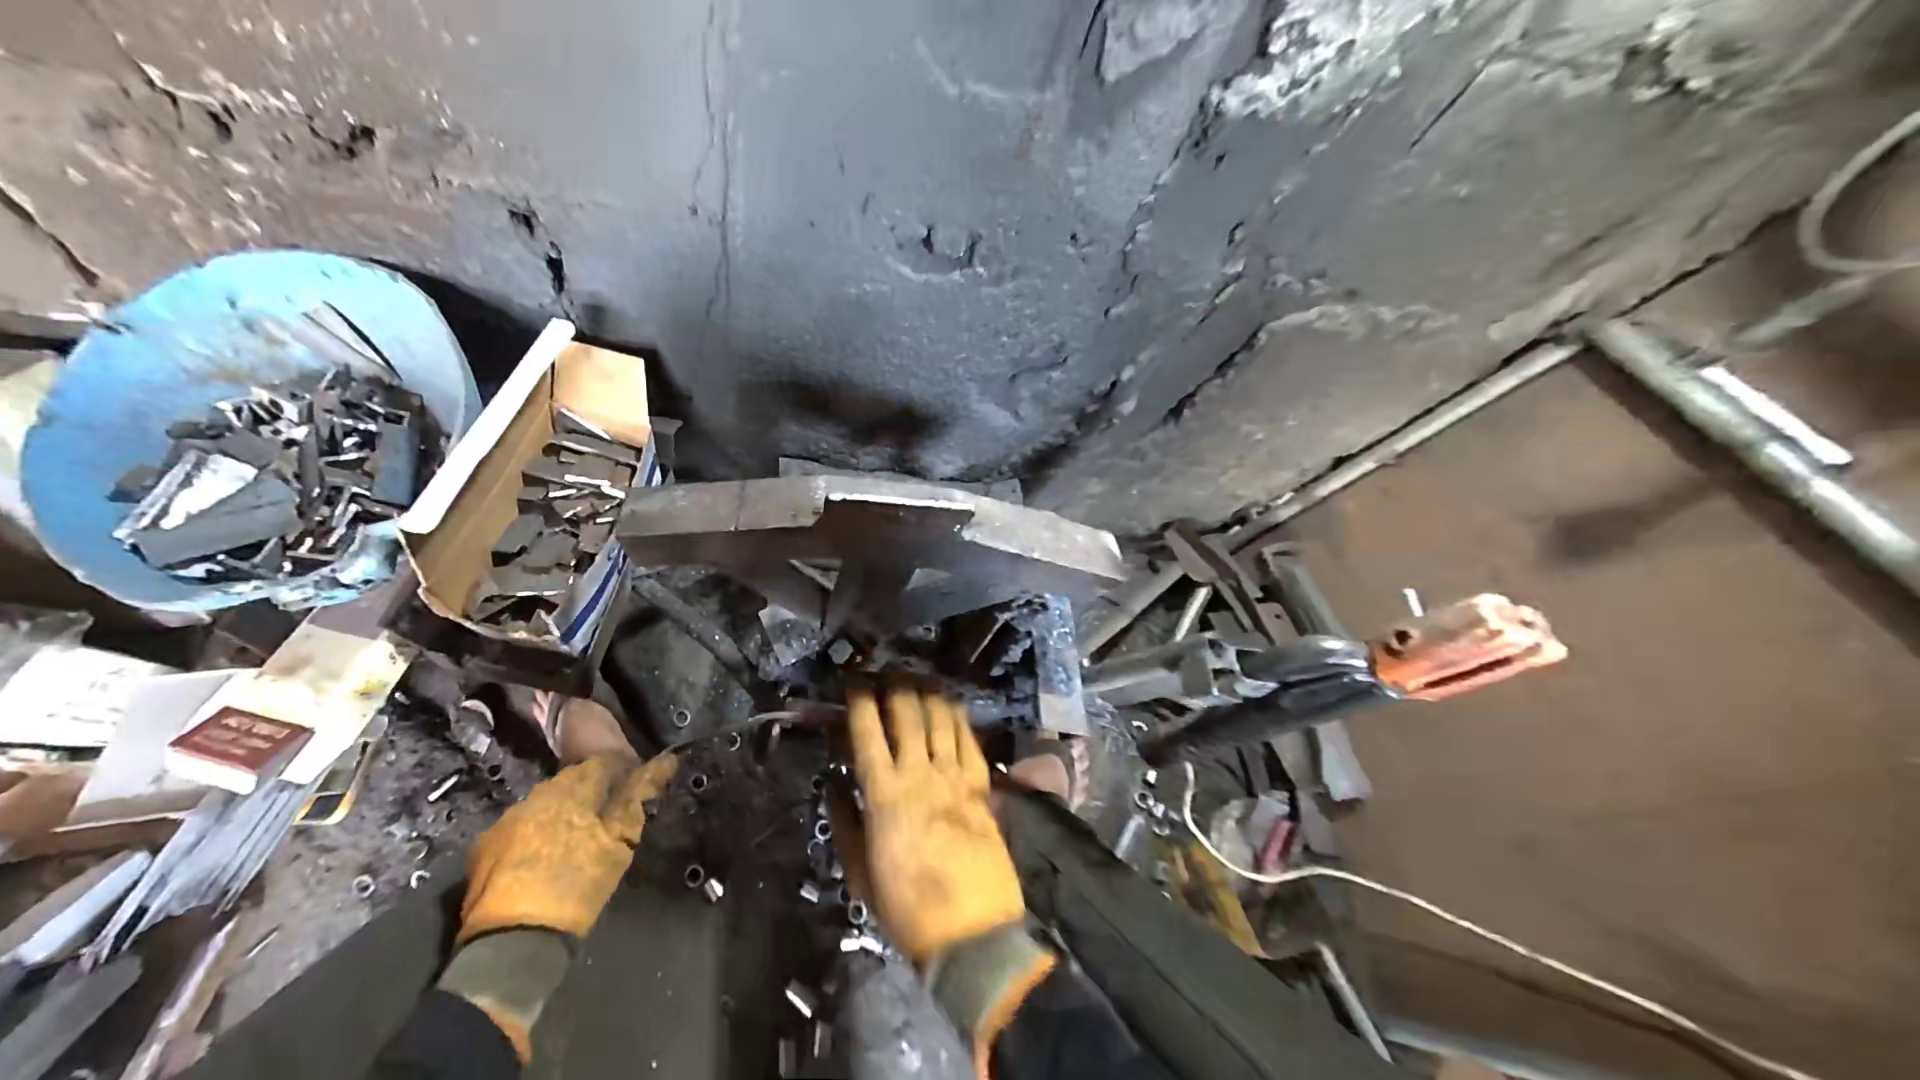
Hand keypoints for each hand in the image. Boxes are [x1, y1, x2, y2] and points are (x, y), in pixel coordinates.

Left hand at [457, 752, 676, 945]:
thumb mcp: (620, 843)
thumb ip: (635, 800)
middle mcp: (536, 796)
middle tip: (608, 813)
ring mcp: (506, 820)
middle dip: (590, 790)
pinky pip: (521, 825)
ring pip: (544, 802)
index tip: (635, 785)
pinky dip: (536, 831)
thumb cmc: (578, 886)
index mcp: (572, 790)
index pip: (603, 763)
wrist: (513, 941)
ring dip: (562, 810)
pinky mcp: (484, 846)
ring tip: (576, 835)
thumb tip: (662, 764)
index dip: (622, 771)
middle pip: (571, 780)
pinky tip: (543, 854)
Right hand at [846, 682, 1025, 962]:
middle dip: (894, 686)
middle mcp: (920, 774)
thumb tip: (833, 784)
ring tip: (918, 678)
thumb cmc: (908, 907)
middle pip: (907, 713)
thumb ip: (845, 821)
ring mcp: (955, 777)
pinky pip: (970, 740)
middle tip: (886, 673)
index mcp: (884, 794)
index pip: (867, 733)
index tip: (853, 683)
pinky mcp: (982, 786)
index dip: (859, 702)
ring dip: (927, 693)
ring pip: (941, 718)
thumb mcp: (861, 871)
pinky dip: (959, 718)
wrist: (972, 932)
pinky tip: (953, 705)